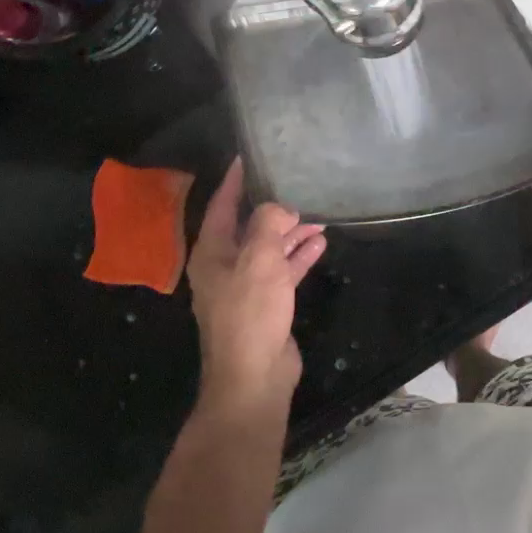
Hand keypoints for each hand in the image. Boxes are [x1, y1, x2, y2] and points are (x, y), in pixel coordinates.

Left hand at [187, 160, 327, 403]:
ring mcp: (245, 287)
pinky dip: (298, 258)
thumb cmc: (250, 313)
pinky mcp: (266, 306)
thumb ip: (268, 225)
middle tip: (297, 185)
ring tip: (318, 214)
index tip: (249, 156)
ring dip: (291, 233)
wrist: (254, 376)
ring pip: (269, 250)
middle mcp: (224, 266)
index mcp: (212, 252)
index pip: (222, 205)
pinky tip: (320, 243)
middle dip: (272, 208)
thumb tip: (279, 206)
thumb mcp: (259, 260)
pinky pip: (282, 272)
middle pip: (248, 227)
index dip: (236, 181)